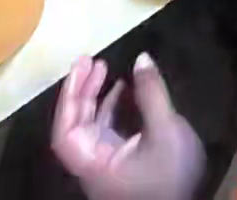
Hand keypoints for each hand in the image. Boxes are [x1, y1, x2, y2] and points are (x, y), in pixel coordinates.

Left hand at [51, 54, 203, 199]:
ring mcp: (107, 164)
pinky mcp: (122, 162)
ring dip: (94, 97)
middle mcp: (93, 164)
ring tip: (106, 67)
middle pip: (75, 127)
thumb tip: (141, 58)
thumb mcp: (165, 130)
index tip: (83, 64)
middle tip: (93, 59)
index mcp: (94, 163)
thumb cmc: (169, 177)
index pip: (66, 132)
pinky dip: (111, 107)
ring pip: (90, 127)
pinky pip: (107, 130)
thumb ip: (151, 93)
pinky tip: (124, 89)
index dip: (70, 96)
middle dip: (81, 92)